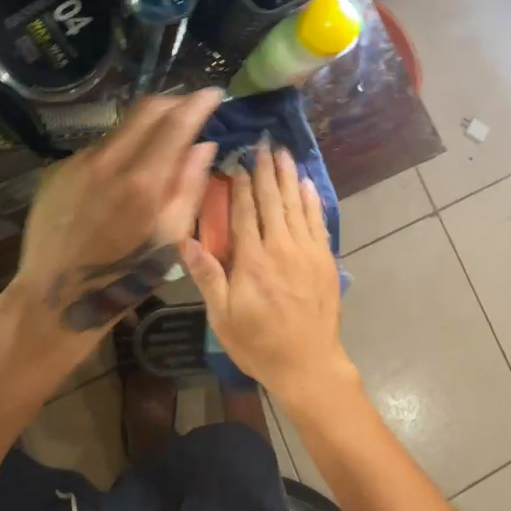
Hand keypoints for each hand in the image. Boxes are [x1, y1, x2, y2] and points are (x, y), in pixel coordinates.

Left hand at [11, 89, 222, 338]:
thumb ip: (189, 188)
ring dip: (147, 126)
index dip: (199, 102)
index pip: (175, 122)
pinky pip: (100, 148)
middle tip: (192, 109)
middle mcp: (107, 162)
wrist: (52, 300)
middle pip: (146, 108)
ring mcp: (78, 163)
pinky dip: (121, 150)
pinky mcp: (59, 170)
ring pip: (122, 127)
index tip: (215, 93)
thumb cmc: (121, 279)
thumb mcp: (169, 242)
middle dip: (174, 102)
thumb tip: (205, 145)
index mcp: (141, 183)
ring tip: (162, 143)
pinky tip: (124, 175)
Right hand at [181, 142, 352, 400]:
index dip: (241, 185)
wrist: (308, 366)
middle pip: (272, 200)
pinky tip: (306, 183)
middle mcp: (281, 248)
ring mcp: (307, 251)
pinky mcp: (324, 260)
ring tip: (283, 152)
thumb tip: (186, 240)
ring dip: (288, 176)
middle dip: (266, 170)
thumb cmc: (259, 343)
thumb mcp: (222, 317)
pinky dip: (311, 199)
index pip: (245, 212)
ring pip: (296, 204)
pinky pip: (317, 221)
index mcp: (253, 260)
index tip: (238, 162)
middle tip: (262, 144)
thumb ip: (207, 275)